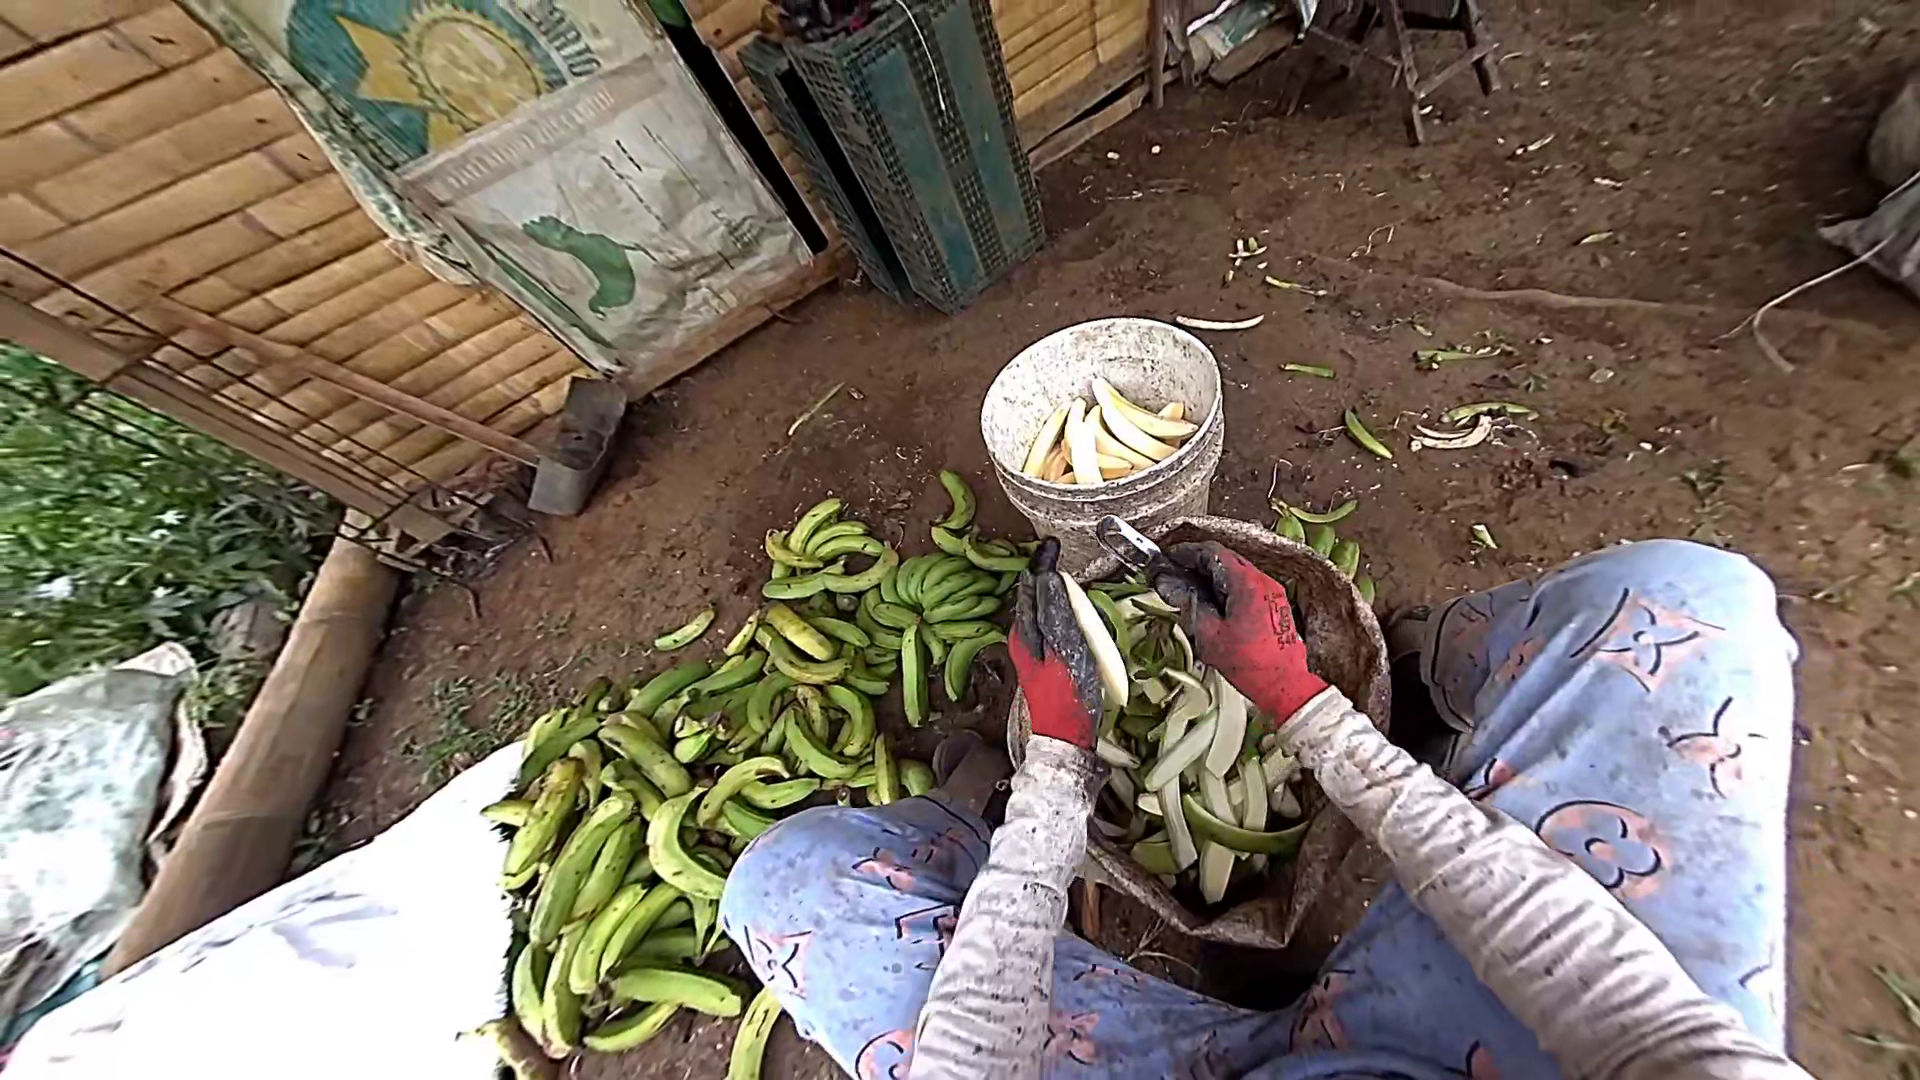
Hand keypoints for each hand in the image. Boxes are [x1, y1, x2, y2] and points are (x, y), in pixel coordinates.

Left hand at [1009, 538, 1101, 749]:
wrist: (1063, 735)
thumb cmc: (1068, 694)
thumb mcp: (1066, 648)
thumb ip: (1056, 612)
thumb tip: (1049, 580)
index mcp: (1025, 630)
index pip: (1031, 586)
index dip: (1041, 564)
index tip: (1051, 547)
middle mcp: (1022, 636)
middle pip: (1030, 595)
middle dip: (1041, 573)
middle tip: (1055, 555)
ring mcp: (1030, 649)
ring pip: (1035, 608)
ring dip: (1045, 590)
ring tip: (1058, 574)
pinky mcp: (1040, 660)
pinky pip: (1043, 623)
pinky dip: (1052, 608)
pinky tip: (1064, 610)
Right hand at [1148, 541, 1327, 722]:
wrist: (1285, 684)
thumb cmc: (1248, 663)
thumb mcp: (1208, 635)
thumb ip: (1187, 604)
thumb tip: (1169, 585)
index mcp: (1246, 584)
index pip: (1213, 552)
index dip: (1187, 552)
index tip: (1170, 557)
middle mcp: (1263, 582)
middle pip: (1226, 558)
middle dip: (1198, 562)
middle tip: (1176, 570)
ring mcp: (1272, 592)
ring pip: (1236, 570)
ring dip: (1212, 573)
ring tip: (1190, 585)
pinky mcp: (1275, 603)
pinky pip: (1247, 583)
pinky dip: (1226, 584)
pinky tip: (1212, 599)